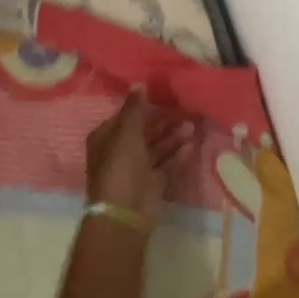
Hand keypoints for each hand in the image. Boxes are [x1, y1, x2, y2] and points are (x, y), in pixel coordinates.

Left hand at [85, 89, 195, 222]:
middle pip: (145, 132)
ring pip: (157, 149)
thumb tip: (139, 84)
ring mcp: (136, 170)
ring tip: (192, 127)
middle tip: (186, 111)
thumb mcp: (126, 133)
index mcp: (106, 138)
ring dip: (174, 138)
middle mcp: (120, 152)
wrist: (125, 213)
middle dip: (164, 123)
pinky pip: (166, 166)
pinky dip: (177, 156)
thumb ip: (135, 109)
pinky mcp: (152, 184)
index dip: (145, 106)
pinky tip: (191, 147)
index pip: (126, 117)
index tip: (166, 96)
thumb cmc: (121, 167)